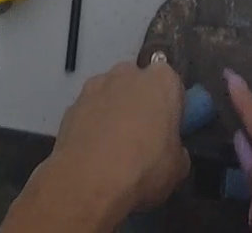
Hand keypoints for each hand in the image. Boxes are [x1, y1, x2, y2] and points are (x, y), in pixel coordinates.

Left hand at [2, 60, 189, 231]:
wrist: (90, 179)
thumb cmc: (144, 167)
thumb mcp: (177, 168)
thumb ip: (177, 151)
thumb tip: (172, 151)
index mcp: (162, 81)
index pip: (172, 84)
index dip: (170, 107)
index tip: (167, 130)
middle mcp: (129, 72)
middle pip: (139, 83)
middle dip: (140, 103)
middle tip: (142, 137)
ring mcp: (97, 83)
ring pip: (111, 93)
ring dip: (114, 111)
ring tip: (113, 147)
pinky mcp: (73, 101)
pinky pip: (90, 109)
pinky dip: (92, 123)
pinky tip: (93, 151)